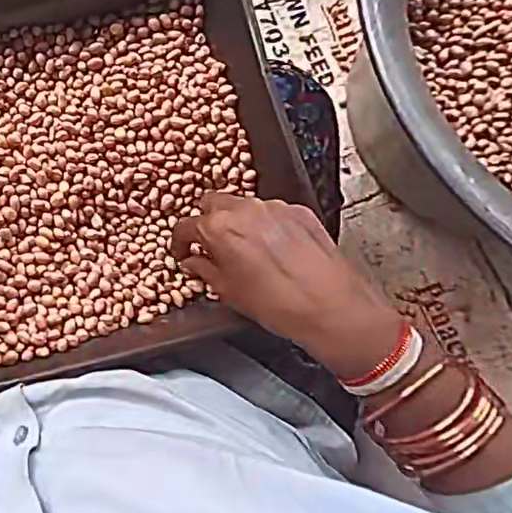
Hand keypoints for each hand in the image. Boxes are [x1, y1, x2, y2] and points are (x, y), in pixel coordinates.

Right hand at [170, 194, 406, 379]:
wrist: (331, 308)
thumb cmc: (279, 304)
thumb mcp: (228, 291)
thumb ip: (205, 270)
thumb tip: (195, 263)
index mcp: (218, 228)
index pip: (186, 226)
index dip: (180, 242)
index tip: (184, 252)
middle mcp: (245, 210)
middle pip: (212, 204)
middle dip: (206, 222)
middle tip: (209, 245)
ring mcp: (275, 208)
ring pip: (243, 206)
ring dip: (236, 222)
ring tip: (242, 250)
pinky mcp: (300, 213)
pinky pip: (272, 212)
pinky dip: (264, 225)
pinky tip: (270, 250)